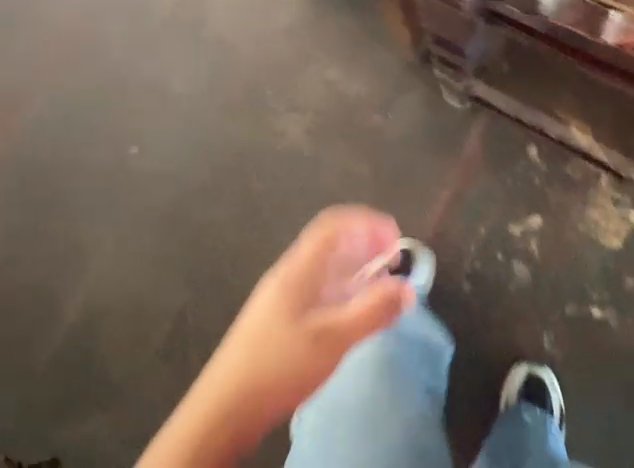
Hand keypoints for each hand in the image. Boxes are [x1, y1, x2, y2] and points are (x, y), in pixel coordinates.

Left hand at [138, 206, 415, 466]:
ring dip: (357, 270)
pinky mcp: (281, 322)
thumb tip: (409, 288)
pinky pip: (320, 292)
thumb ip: (373, 311)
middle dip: (366, 245)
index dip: (367, 223)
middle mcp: (290, 275)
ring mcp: (283, 298)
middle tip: (395, 262)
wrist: (225, 409)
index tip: (396, 239)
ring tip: (383, 287)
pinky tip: (355, 314)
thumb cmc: (280, 365)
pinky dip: (344, 292)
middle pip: (331, 244)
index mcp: (299, 269)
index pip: (334, 225)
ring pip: (326, 270)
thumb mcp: (333, 339)